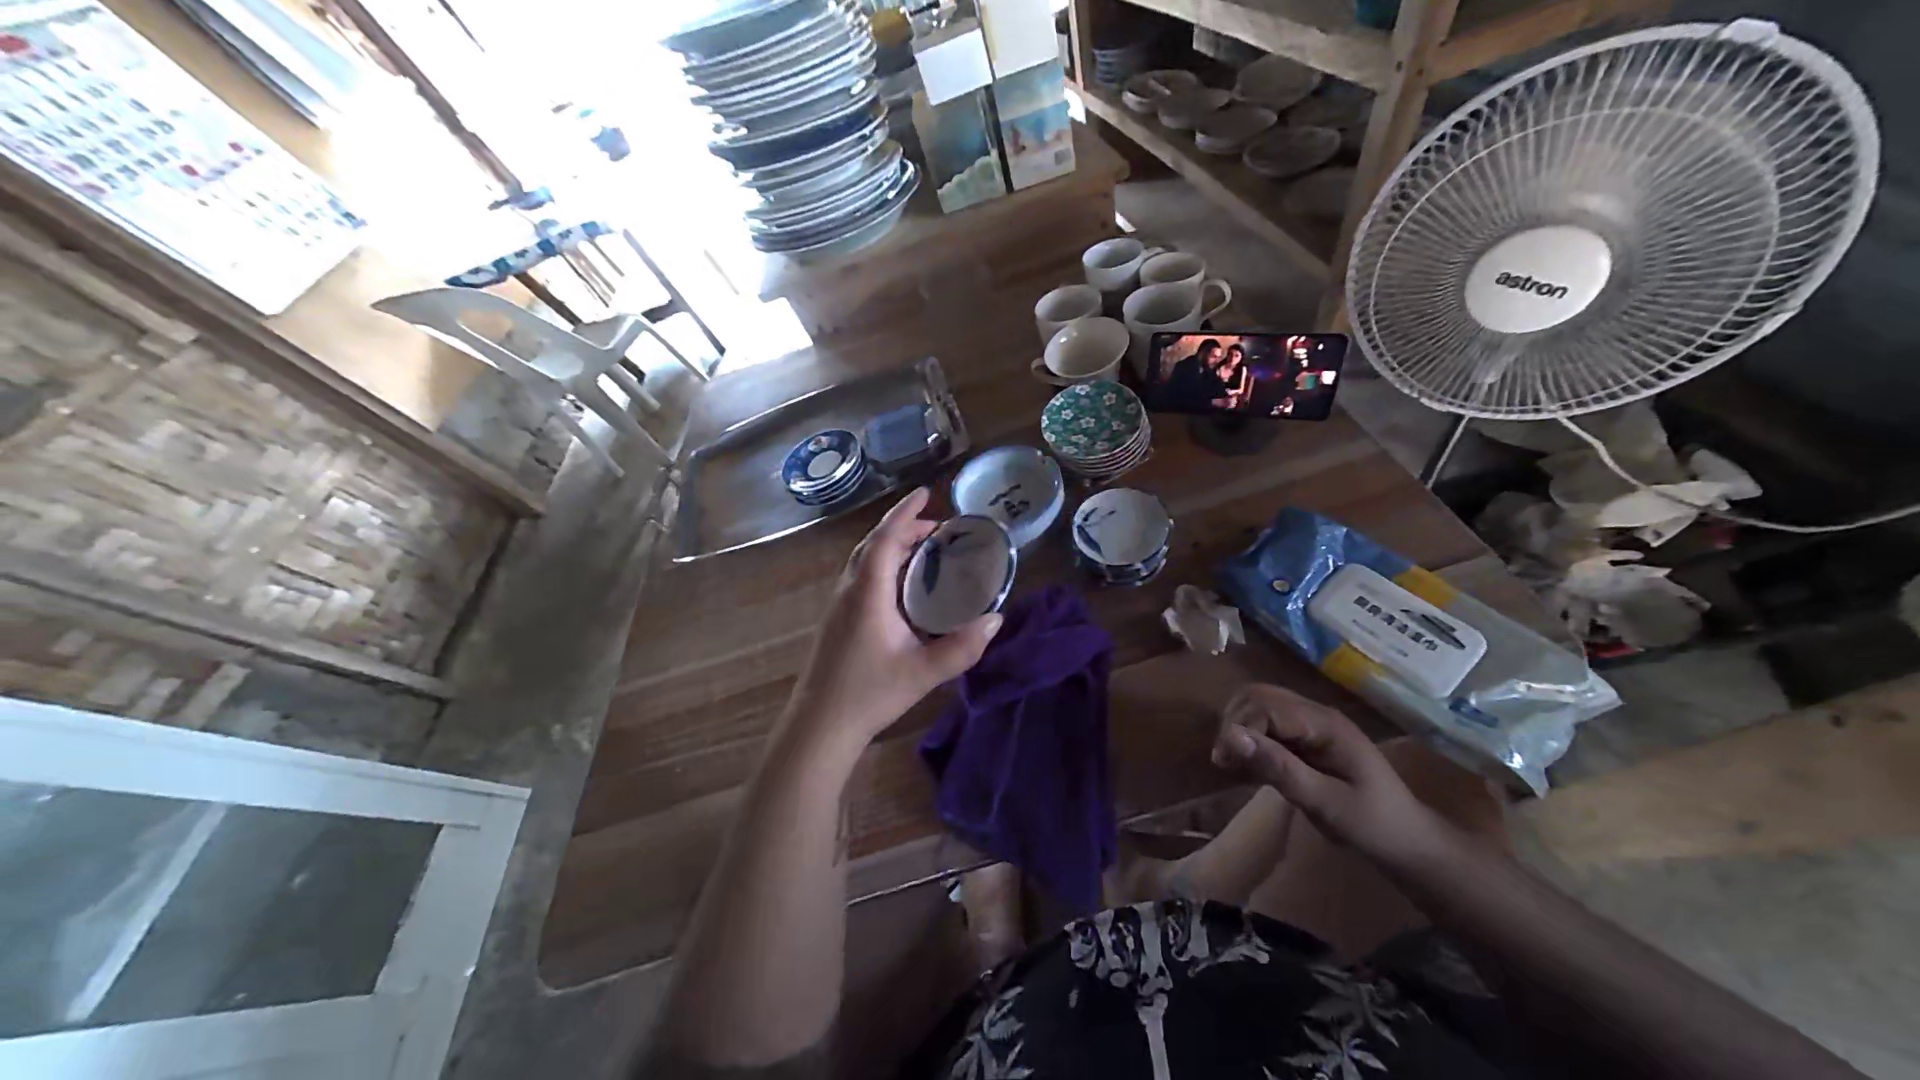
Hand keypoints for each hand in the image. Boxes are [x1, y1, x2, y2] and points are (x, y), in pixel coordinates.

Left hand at [787, 488, 1002, 749]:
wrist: (820, 724)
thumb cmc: (869, 693)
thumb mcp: (923, 672)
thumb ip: (963, 647)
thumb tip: (996, 620)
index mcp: (868, 592)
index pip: (886, 538)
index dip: (905, 512)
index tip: (926, 493)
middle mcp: (849, 590)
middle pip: (874, 544)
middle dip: (904, 528)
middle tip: (938, 529)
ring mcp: (839, 605)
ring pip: (864, 561)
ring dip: (891, 547)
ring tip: (924, 552)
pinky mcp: (837, 621)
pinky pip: (861, 577)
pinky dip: (883, 567)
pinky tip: (902, 588)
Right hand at [1210, 684, 1449, 868]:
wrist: (1411, 842)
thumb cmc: (1373, 824)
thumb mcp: (1326, 803)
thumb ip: (1280, 769)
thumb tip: (1232, 737)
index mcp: (1325, 724)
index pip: (1265, 705)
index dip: (1238, 727)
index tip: (1223, 761)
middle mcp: (1316, 714)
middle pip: (1259, 695)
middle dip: (1234, 721)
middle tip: (1224, 759)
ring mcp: (1312, 724)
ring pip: (1260, 705)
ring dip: (1239, 726)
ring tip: (1232, 759)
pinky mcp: (1307, 738)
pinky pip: (1269, 723)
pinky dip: (1250, 737)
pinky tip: (1246, 762)